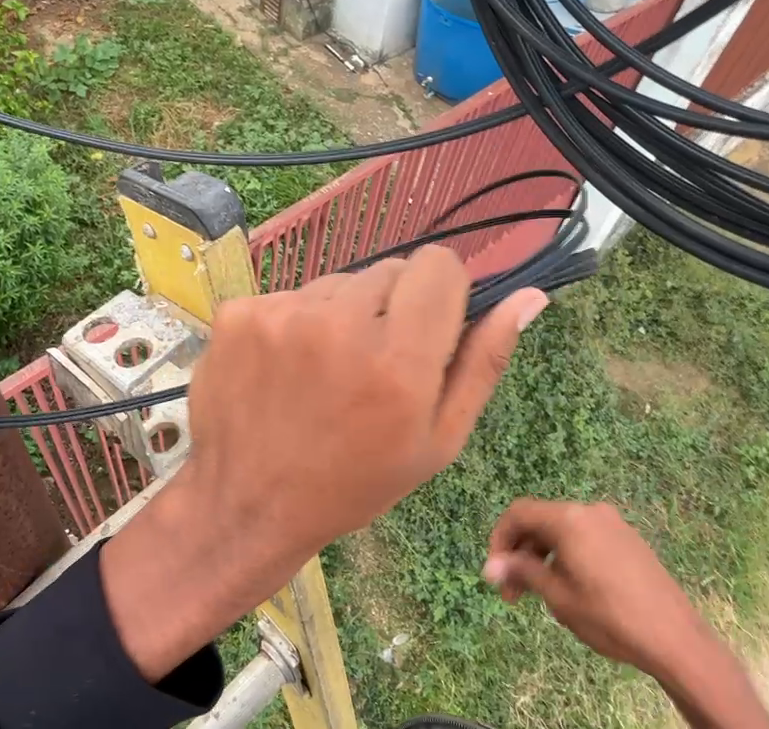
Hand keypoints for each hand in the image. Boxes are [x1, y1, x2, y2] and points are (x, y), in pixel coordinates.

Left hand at [102, 247, 547, 679]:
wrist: (248, 503)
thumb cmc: (354, 482)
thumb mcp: (436, 440)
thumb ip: (483, 362)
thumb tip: (528, 297)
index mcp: (400, 360)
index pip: (438, 264)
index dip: (440, 292)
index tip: (427, 326)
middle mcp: (341, 323)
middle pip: (389, 270)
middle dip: (391, 306)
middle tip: (371, 364)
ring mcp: (283, 314)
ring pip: (338, 282)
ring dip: (341, 314)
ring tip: (324, 371)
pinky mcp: (240, 312)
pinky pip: (289, 295)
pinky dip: (294, 322)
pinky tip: (285, 369)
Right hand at [483, 500, 702, 674]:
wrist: (677, 639)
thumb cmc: (610, 617)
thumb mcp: (558, 597)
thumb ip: (522, 572)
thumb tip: (490, 565)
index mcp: (569, 519)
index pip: (519, 513)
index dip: (500, 539)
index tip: (495, 572)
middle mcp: (590, 511)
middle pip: (541, 521)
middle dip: (521, 554)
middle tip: (513, 594)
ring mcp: (613, 524)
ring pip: (564, 532)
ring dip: (544, 557)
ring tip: (542, 596)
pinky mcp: (629, 540)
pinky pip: (586, 539)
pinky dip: (568, 557)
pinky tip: (573, 589)